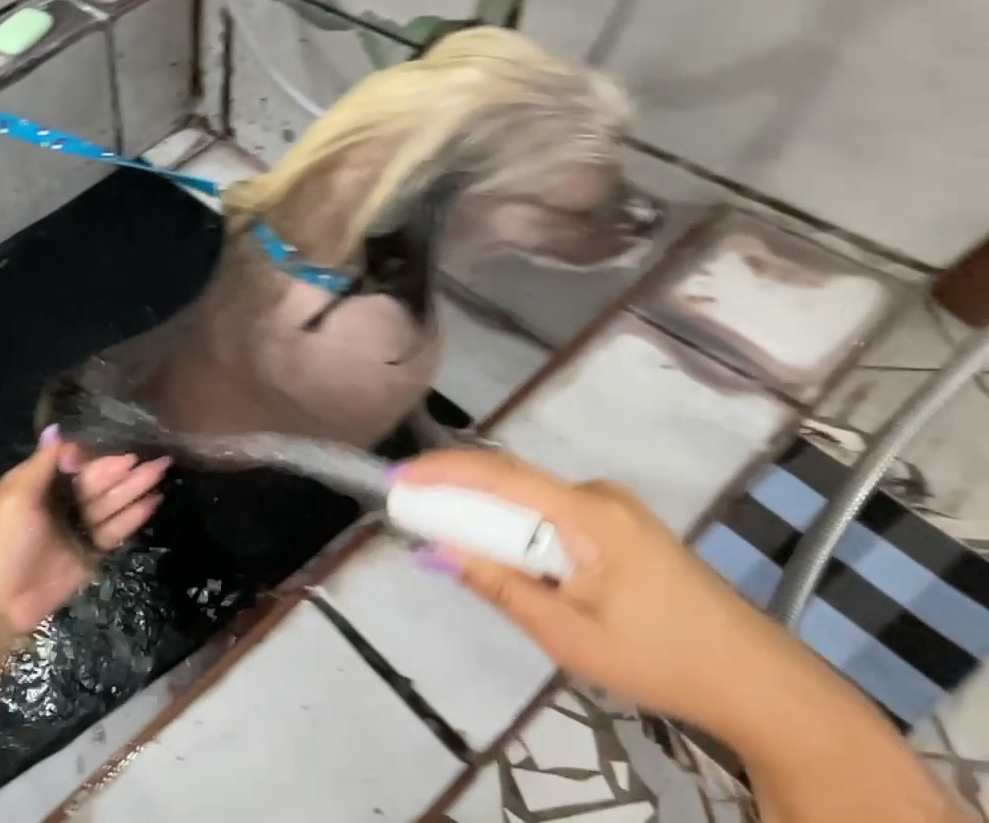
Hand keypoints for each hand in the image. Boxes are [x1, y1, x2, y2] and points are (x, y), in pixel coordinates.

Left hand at [0, 427, 168, 633]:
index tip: (125, 450)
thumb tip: (57, 428)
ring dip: (135, 489)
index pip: (76, 464)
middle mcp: (61, 503)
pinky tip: (152, 502)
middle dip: (126, 470)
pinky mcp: (89, 553)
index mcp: (40, 485)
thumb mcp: (15, 495)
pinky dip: (132, 517)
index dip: (100, 457)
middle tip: (159, 458)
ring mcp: (76, 528)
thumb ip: (42, 464)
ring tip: (162, 472)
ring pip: (110, 503)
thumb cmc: (1, 540)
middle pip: (98, 482)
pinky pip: (114, 531)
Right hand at [395, 449, 809, 736]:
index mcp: (589, 515)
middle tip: (411, 516)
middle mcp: (600, 497)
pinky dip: (516, 530)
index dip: (441, 471)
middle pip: (511, 482)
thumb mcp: (567, 635)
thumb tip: (437, 551)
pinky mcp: (621, 528)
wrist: (762, 686)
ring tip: (455, 548)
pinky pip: (550, 516)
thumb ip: (499, 586)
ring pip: (529, 500)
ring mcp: (615, 510)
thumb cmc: (661, 661)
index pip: (499, 475)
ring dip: (487, 518)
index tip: (395, 480)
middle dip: (456, 494)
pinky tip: (508, 562)